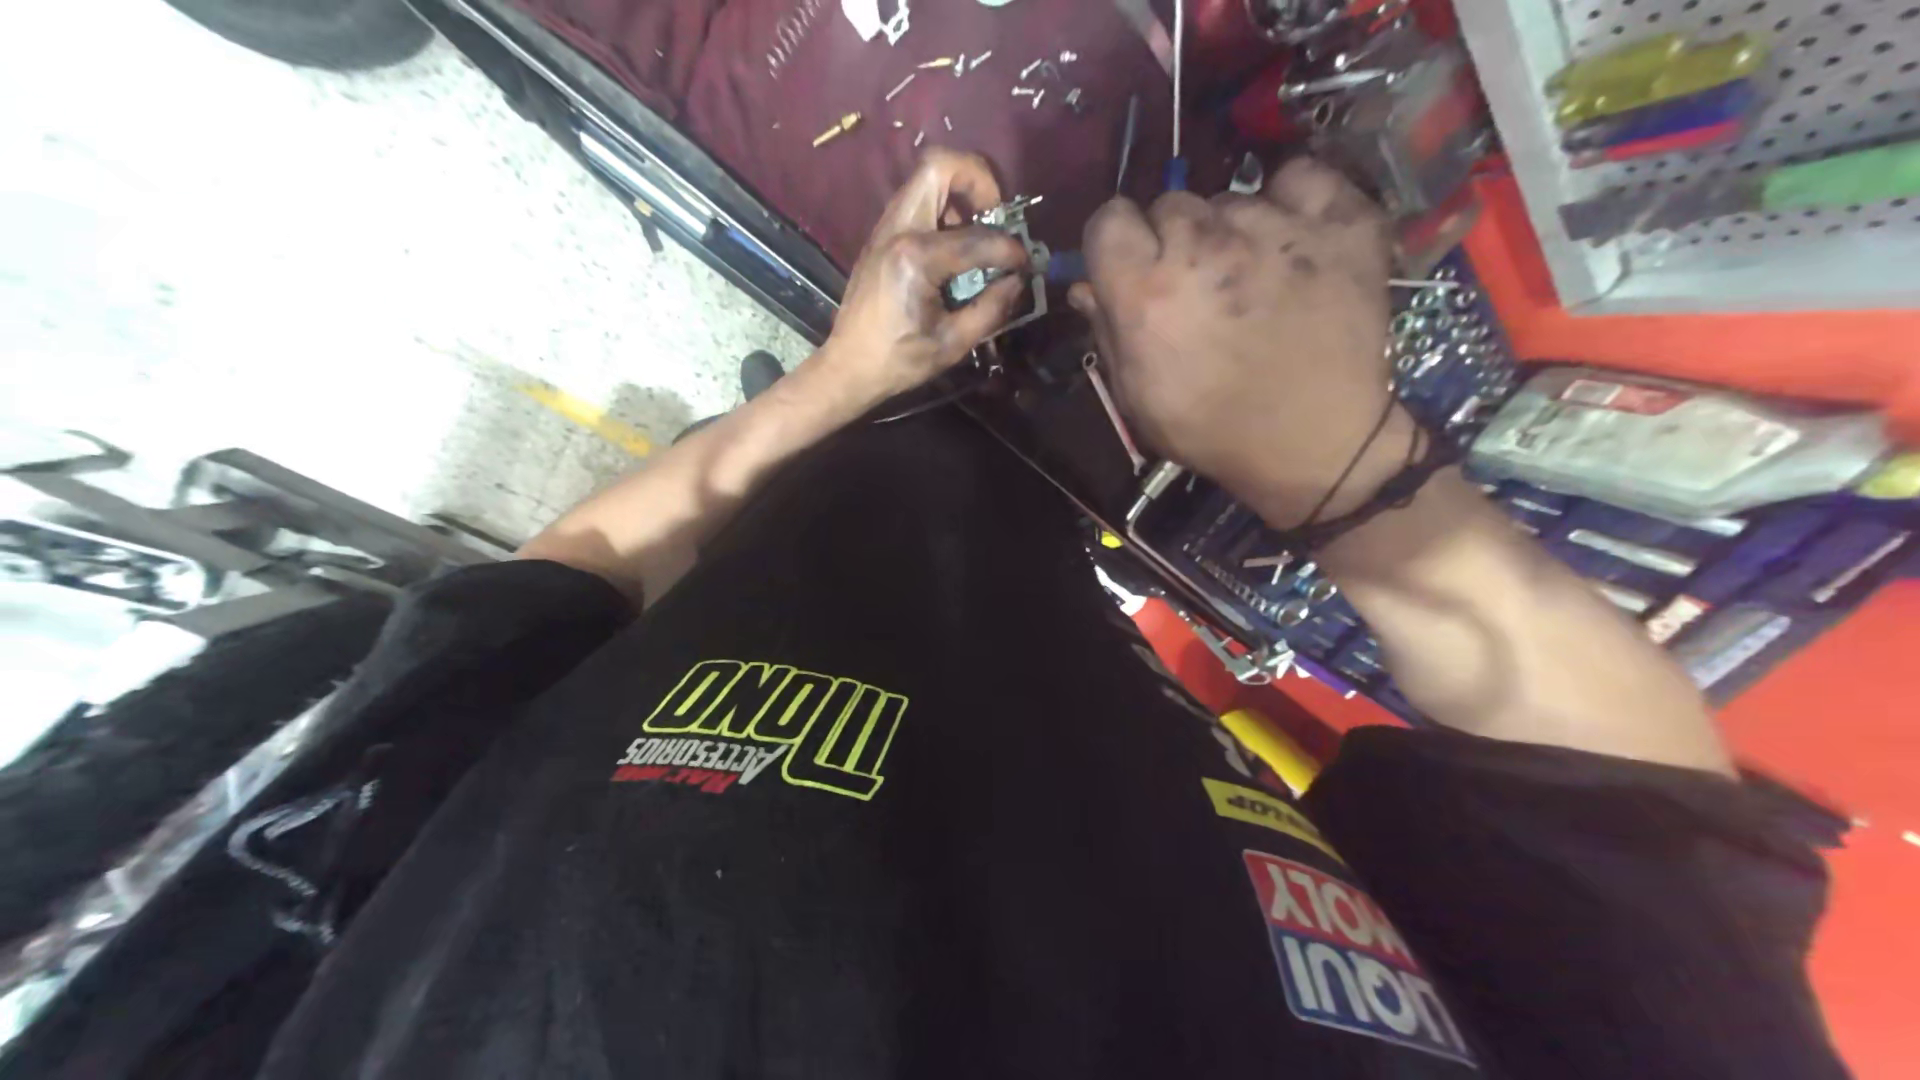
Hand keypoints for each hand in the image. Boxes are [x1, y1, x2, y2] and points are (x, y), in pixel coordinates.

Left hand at [817, 149, 1030, 405]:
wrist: (849, 366)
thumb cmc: (899, 360)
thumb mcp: (953, 344)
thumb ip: (991, 308)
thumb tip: (1018, 280)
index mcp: (915, 259)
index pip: (977, 236)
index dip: (1009, 249)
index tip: (1024, 264)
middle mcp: (898, 230)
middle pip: (941, 165)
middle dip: (979, 181)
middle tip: (995, 218)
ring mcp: (885, 228)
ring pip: (927, 177)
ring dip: (960, 192)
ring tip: (978, 231)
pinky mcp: (882, 236)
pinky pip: (917, 200)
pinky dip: (943, 207)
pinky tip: (955, 245)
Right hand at [1071, 157, 1408, 525]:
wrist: (1315, 445)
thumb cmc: (1212, 430)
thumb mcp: (1137, 396)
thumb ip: (1106, 331)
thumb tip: (1085, 285)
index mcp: (1147, 291)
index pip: (1108, 219)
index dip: (1115, 244)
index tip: (1129, 269)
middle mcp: (1206, 246)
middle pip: (1169, 204)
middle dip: (1171, 241)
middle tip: (1194, 286)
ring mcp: (1277, 227)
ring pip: (1231, 199)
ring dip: (1229, 232)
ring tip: (1251, 280)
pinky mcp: (1340, 222)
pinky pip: (1300, 177)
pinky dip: (1292, 201)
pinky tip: (1291, 239)